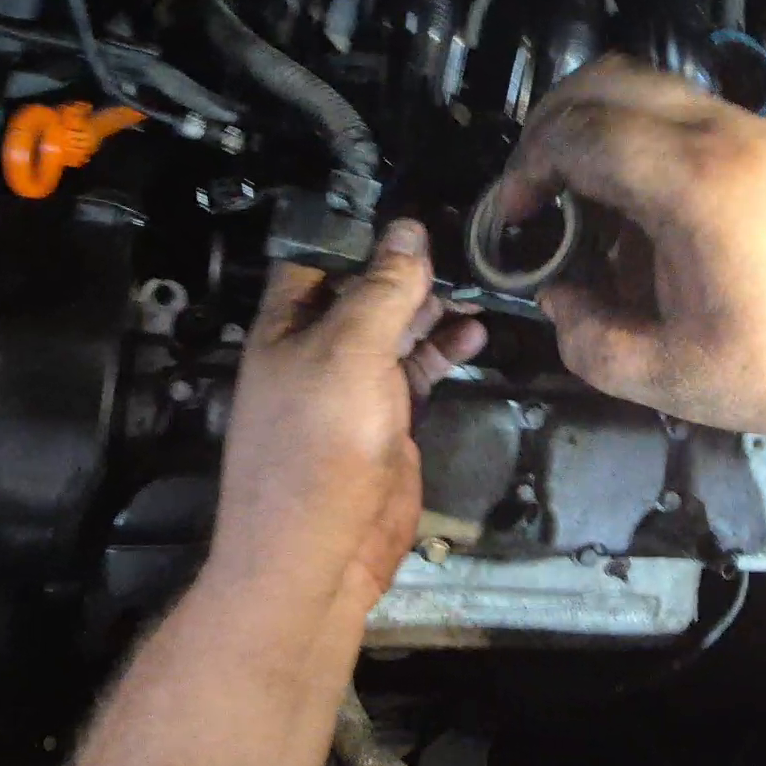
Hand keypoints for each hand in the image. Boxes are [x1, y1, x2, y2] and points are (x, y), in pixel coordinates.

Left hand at [210, 220, 485, 613]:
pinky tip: (473, 336)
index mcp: (288, 322)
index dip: (362, 231)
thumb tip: (408, 230)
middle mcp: (317, 346)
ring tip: (476, 289)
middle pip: (365, 289)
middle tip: (462, 249)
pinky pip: (416, 369)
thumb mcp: (348, 352)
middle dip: (409, 269)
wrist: (319, 554)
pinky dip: (443, 350)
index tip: (415, 211)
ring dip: (433, 308)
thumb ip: (381, 290)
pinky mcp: (385, 416)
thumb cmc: (319, 443)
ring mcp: (353, 383)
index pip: (320, 255)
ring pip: (396, 328)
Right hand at [496, 58, 765, 442]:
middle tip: (533, 190)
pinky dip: (641, 147)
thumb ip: (589, 340)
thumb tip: (559, 298)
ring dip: (596, 134)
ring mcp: (759, 131)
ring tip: (589, 209)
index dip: (523, 171)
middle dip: (547, 127)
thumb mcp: (675, 378)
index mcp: (687, 179)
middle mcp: (720, 133)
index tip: (512, 221)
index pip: (575, 134)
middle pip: (604, 81)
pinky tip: (653, 221)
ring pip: (648, 91)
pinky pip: (686, 119)